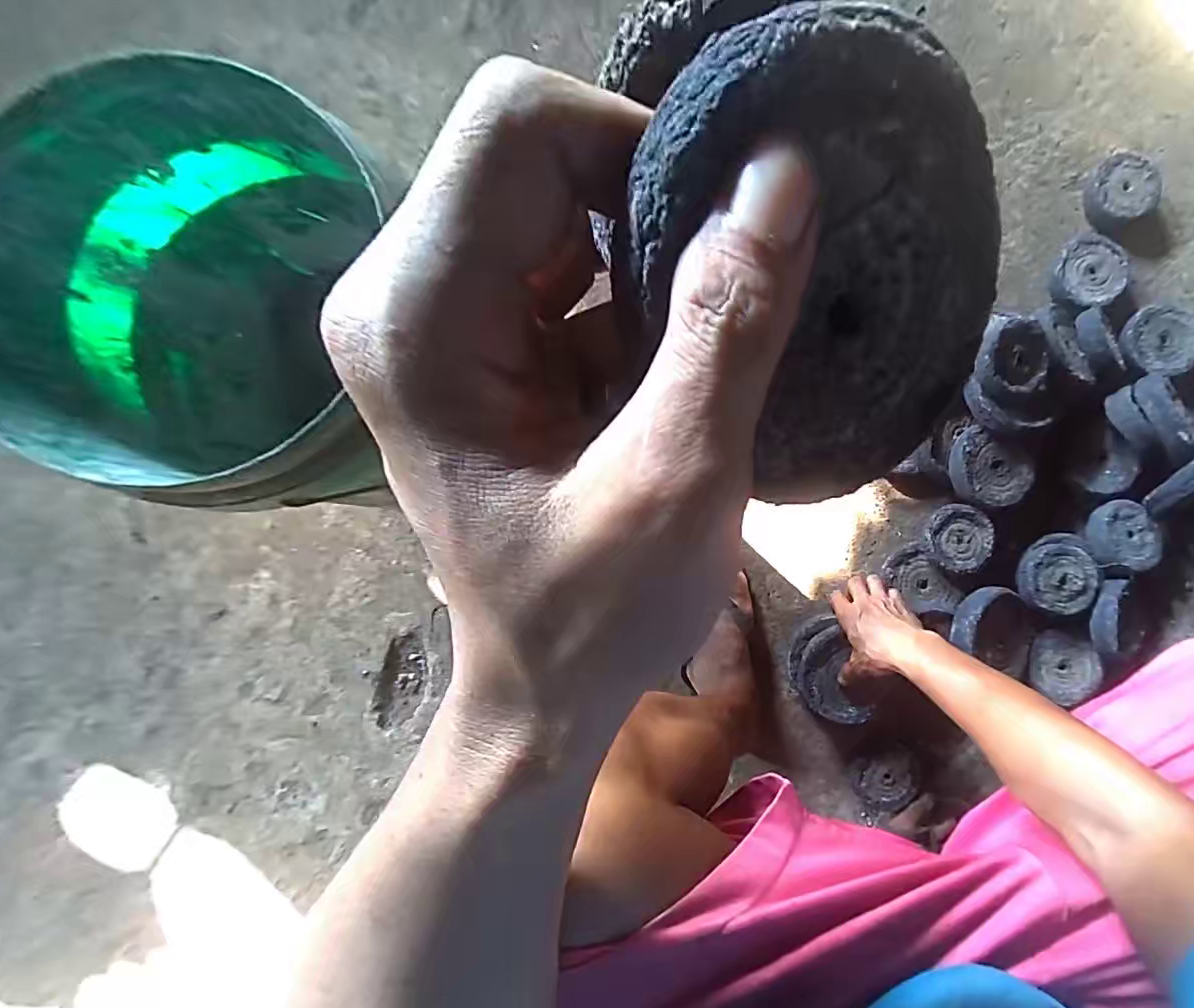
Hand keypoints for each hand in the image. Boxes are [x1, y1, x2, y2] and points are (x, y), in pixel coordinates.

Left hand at [320, 58, 817, 761]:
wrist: (551, 692)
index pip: (522, 129)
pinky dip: (651, 308)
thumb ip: (726, 329)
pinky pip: (581, 279)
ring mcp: (451, 326)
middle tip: (740, 298)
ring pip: (573, 219)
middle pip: (547, 165)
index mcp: (422, 321)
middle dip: (661, 216)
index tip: (733, 236)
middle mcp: (412, 299)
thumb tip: (782, 180)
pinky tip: (688, 374)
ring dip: (664, 267)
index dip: (643, 154)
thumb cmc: (602, 615)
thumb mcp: (680, 477)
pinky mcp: (496, 357)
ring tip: (717, 348)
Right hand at [830, 574, 926, 679]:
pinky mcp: (901, 602)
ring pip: (874, 579)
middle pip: (854, 581)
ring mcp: (884, 599)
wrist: (909, 648)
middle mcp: (865, 603)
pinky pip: (894, 590)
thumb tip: (844, 677)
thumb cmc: (881, 655)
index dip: (835, 598)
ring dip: (872, 583)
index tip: (837, 603)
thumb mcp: (860, 667)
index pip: (835, 597)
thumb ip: (850, 670)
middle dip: (853, 585)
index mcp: (849, 615)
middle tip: (854, 592)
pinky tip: (893, 601)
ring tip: (872, 590)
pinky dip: (892, 594)